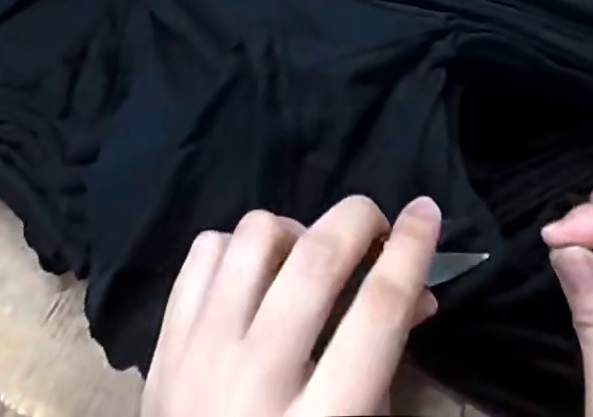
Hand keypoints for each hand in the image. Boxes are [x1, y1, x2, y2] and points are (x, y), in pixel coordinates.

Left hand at [142, 195, 442, 416]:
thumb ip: (386, 366)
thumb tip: (417, 291)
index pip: (377, 312)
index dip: (410, 251)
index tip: (426, 212)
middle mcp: (255, 379)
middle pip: (316, 259)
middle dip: (359, 220)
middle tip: (377, 224)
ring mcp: (200, 353)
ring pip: (254, 236)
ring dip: (295, 230)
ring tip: (308, 257)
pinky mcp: (166, 341)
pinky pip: (207, 250)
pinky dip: (239, 247)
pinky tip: (255, 274)